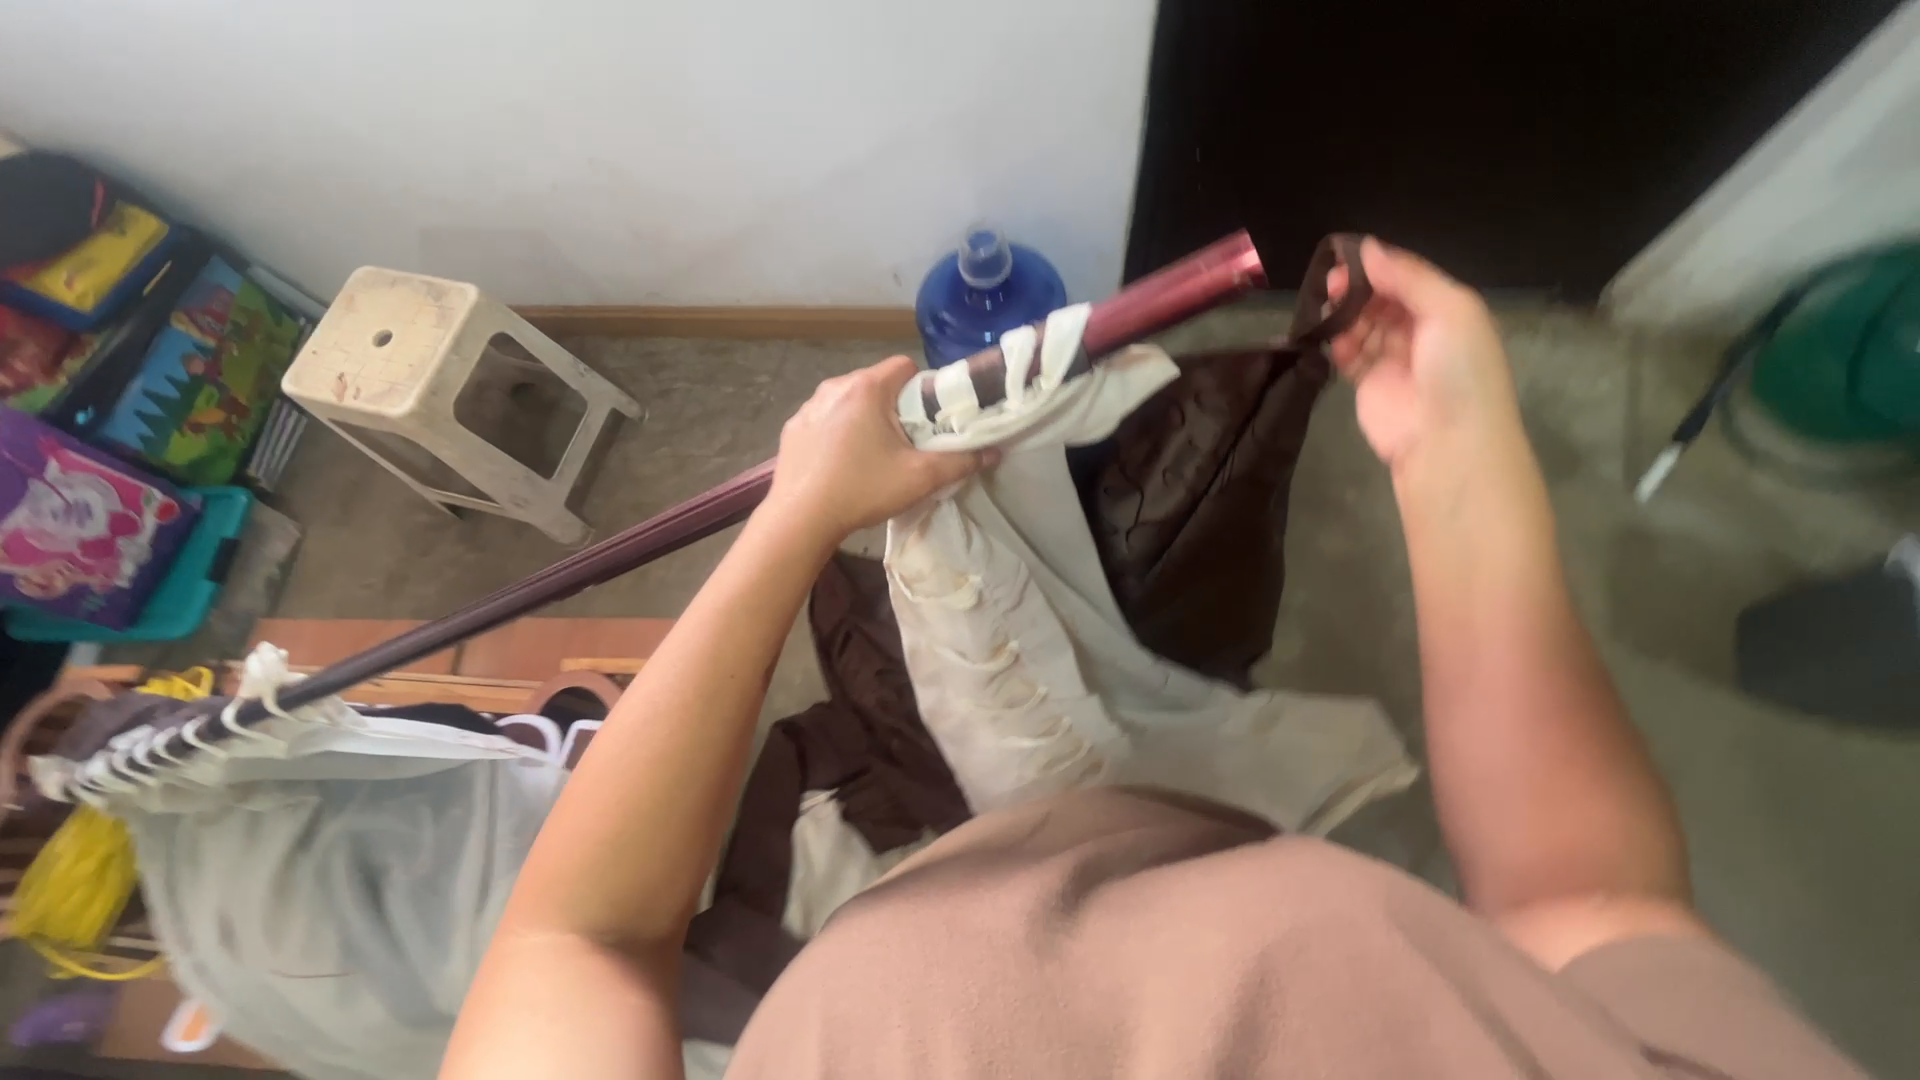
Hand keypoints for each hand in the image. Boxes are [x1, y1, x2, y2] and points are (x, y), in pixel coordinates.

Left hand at [764, 355, 995, 542]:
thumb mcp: (920, 478)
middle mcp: (834, 387)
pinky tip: (840, 465)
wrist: (801, 519)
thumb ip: (961, 462)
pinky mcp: (793, 429)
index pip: (905, 366)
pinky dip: (837, 434)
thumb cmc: (863, 490)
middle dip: (894, 407)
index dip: (923, 389)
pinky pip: (824, 420)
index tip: (927, 420)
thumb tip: (994, 452)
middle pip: (877, 384)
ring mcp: (808, 407)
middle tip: (905, 444)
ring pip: (849, 401)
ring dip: (864, 419)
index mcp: (866, 388)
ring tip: (872, 456)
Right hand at [1327, 238, 1521, 470]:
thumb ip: (1408, 278)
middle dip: (1357, 289)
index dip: (1379, 266)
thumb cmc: (1457, 369)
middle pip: (1381, 300)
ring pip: (1362, 325)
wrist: (1446, 439)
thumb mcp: (1449, 310)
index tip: (1347, 258)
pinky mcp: (1368, 383)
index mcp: (1447, 309)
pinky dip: (1339, 347)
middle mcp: (1420, 331)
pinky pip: (1348, 356)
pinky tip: (1333, 343)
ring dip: (1344, 316)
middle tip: (1331, 284)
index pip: (1407, 278)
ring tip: (1326, 311)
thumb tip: (1367, 247)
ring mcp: (1393, 359)